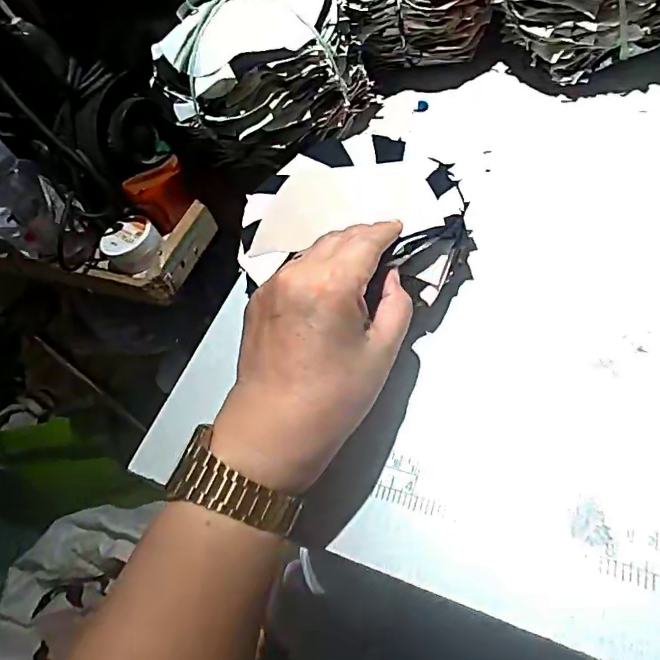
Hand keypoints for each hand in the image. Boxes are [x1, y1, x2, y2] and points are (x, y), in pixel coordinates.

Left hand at [210, 221, 412, 494]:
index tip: (400, 228)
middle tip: (388, 246)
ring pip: (315, 250)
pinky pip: (296, 267)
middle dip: (365, 237)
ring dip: (341, 249)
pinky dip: (319, 265)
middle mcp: (296, 275)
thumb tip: (392, 279)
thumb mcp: (382, 352)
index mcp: (330, 286)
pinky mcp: (259, 299)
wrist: (272, 431)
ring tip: (363, 265)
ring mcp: (272, 285)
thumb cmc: (330, 399)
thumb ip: (396, 304)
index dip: (386, 231)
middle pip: (338, 238)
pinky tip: (333, 282)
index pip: (365, 241)